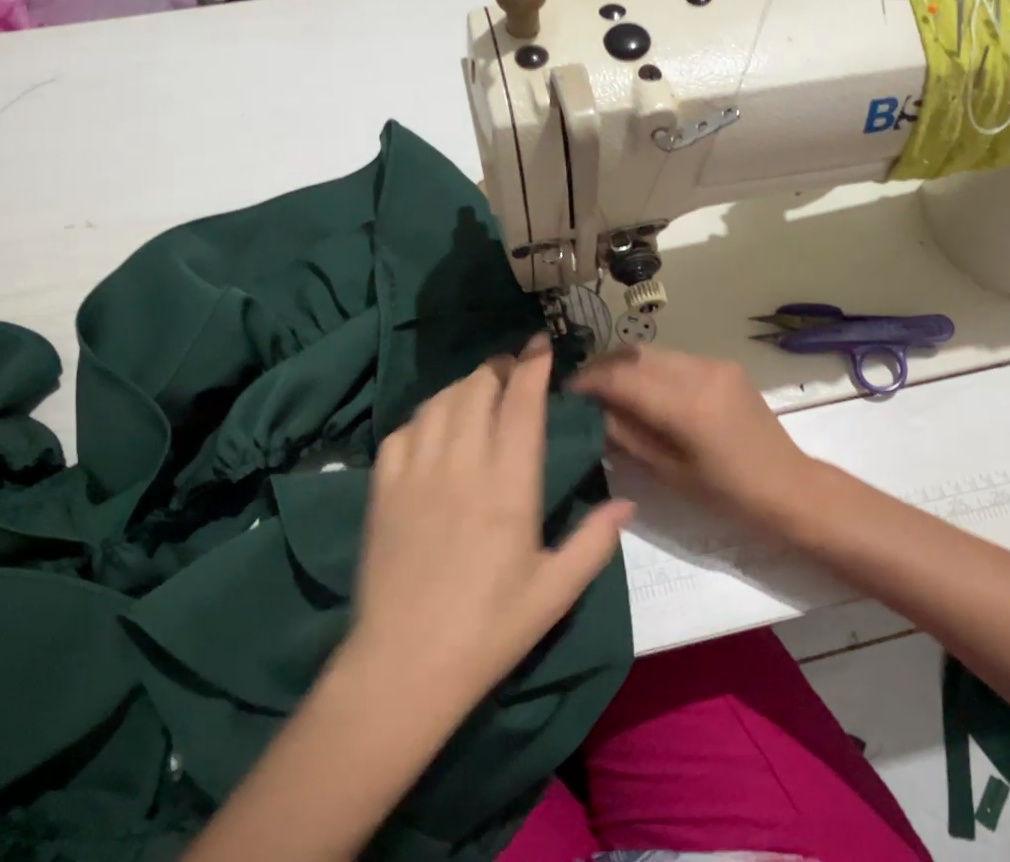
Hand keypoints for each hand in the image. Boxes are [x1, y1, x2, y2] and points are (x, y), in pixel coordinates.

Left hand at [352, 334, 632, 711]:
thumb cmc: (490, 630)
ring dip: (462, 386)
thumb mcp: (555, 592)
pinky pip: (401, 432)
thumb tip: (627, 503)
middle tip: (513, 370)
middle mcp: (461, 465)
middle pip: (476, 390)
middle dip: (497, 368)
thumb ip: (594, 542)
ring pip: (438, 403)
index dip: (532, 366)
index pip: (521, 403)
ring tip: (478, 390)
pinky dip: (423, 416)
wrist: (406, 664)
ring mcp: (415, 474)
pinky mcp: (382, 491)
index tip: (541, 345)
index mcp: (508, 485)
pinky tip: (434, 427)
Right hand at [569, 344, 815, 528]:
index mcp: (685, 405)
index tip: (563, 393)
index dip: (586, 382)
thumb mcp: (666, 471)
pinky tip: (642, 392)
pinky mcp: (725, 366)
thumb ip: (625, 435)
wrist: (787, 486)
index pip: (620, 378)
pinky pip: (675, 359)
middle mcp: (699, 372)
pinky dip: (650, 369)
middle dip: (602, 368)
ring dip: (625, 366)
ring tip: (606, 391)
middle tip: (580, 391)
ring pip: (654, 352)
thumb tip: (590, 412)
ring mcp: (715, 365)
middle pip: (634, 354)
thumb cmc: (725, 493)